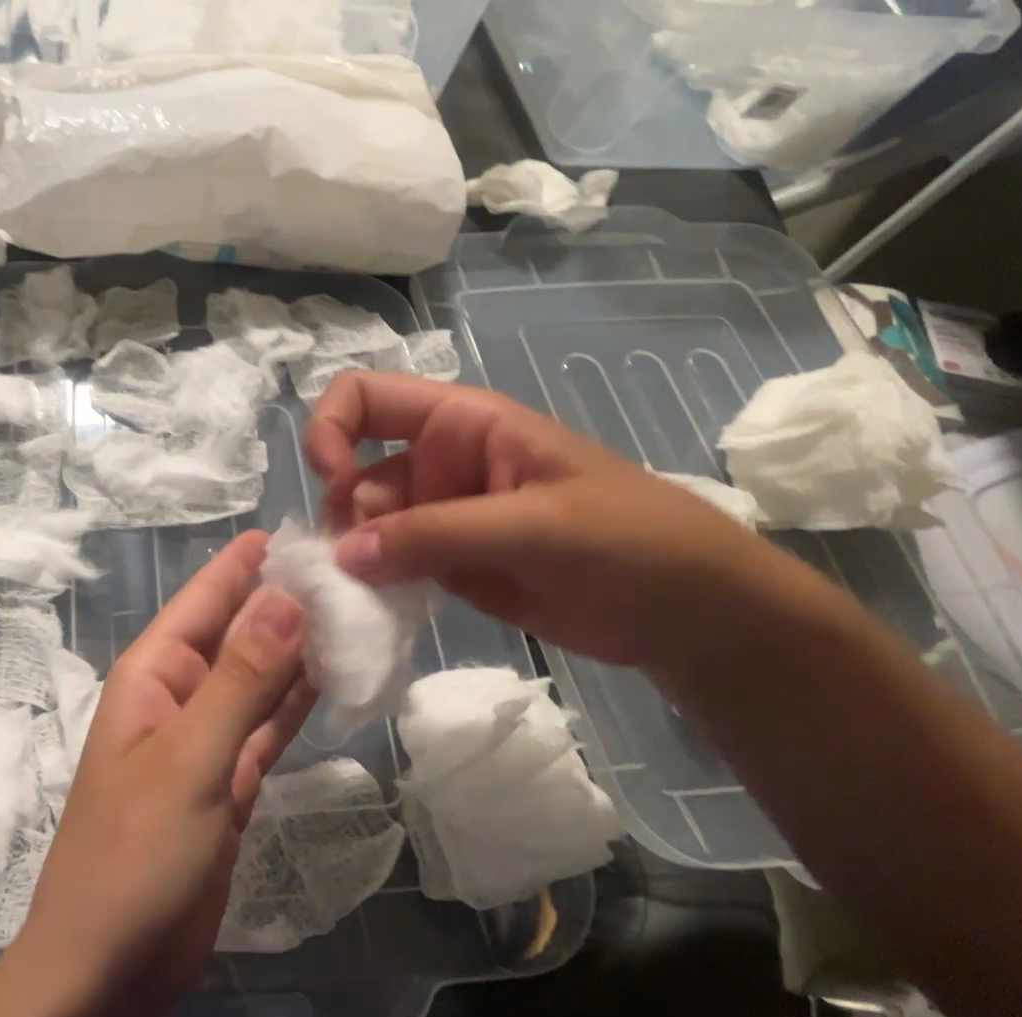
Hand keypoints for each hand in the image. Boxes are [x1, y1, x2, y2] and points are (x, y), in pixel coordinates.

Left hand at [4, 530, 314, 1016]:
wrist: (109, 964)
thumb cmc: (135, 855)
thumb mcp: (189, 760)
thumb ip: (240, 680)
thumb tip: (286, 597)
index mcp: (151, 679)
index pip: (202, 602)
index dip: (245, 565)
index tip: (298, 528)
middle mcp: (177, 701)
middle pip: (237, 637)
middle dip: (285, 604)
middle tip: (354, 569)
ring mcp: (204, 746)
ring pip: (258, 682)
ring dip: (300, 652)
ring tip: (358, 613)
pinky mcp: (229, 788)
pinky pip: (267, 730)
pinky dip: (298, 706)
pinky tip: (336, 680)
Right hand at [303, 371, 809, 672]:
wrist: (688, 614)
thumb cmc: (630, 541)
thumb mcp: (536, 526)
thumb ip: (436, 534)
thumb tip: (342, 556)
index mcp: (462, 425)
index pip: (367, 397)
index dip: (333, 430)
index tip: (332, 485)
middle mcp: (440, 464)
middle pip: (354, 473)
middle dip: (341, 516)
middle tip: (349, 571)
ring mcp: (441, 518)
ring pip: (365, 526)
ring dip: (354, 559)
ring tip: (362, 601)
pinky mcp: (447, 566)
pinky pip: (389, 567)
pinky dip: (373, 587)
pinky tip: (375, 614)